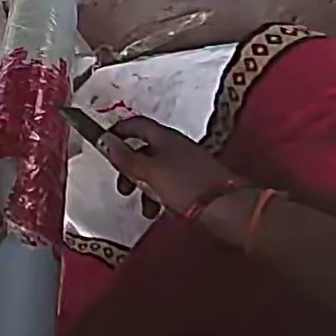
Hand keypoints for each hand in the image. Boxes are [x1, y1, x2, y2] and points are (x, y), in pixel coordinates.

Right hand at [100, 115, 252, 215]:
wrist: (232, 210)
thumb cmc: (185, 186)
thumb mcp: (149, 171)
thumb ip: (125, 157)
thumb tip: (103, 139)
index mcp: (164, 137)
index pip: (135, 124)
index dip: (117, 131)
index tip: (103, 144)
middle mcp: (176, 146)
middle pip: (143, 149)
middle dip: (128, 167)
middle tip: (122, 186)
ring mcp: (188, 163)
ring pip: (155, 169)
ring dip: (143, 186)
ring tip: (144, 208)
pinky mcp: (197, 181)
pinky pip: (169, 183)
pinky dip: (159, 194)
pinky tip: (160, 210)